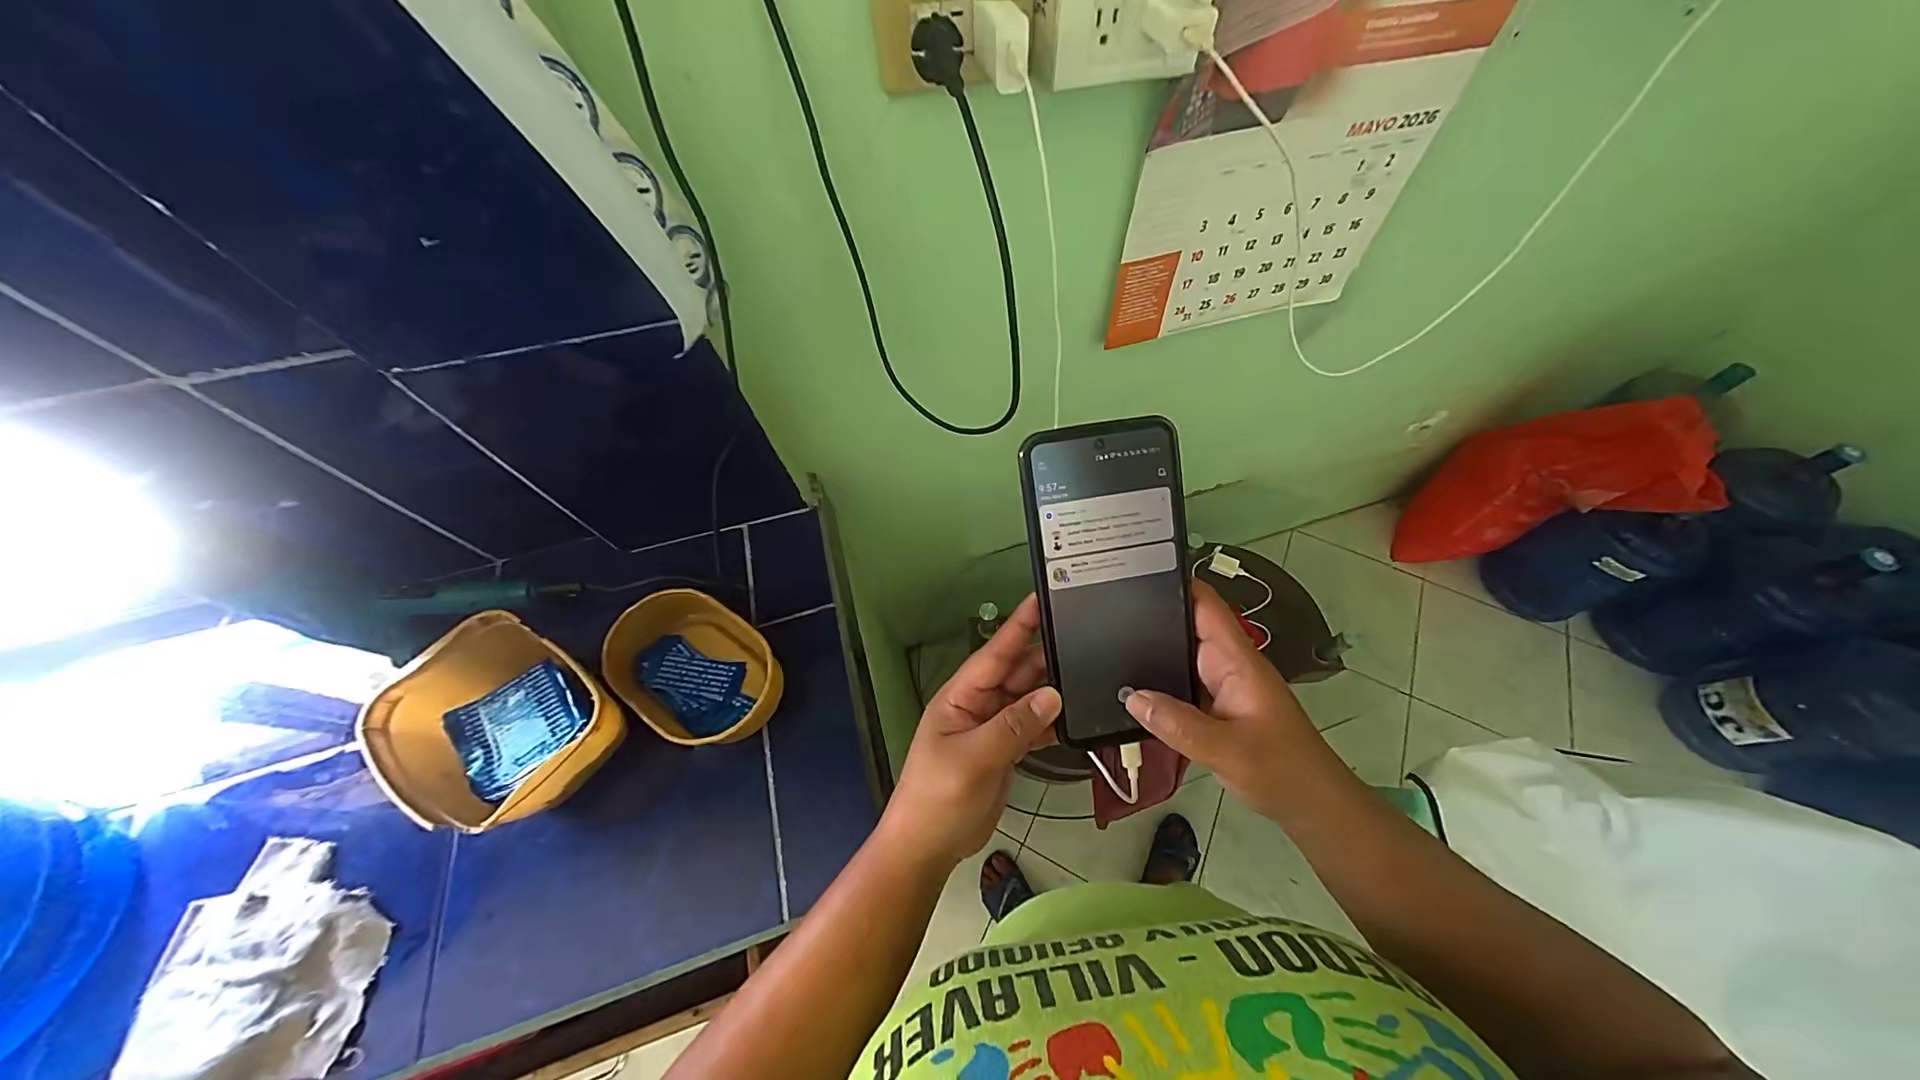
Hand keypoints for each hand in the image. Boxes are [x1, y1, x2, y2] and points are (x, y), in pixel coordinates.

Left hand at [882, 594, 1058, 870]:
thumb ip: (1014, 726)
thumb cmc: (937, 797)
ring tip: (1088, 675)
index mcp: (961, 696)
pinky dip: (1052, 722)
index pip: (994, 653)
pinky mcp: (1005, 749)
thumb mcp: (974, 758)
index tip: (1042, 600)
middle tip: (1084, 641)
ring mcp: (992, 728)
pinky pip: (1033, 726)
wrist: (929, 846)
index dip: (1018, 626)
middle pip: (1016, 673)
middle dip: (1045, 658)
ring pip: (1028, 699)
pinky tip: (1075, 718)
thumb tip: (1053, 696)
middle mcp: (978, 705)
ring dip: (1052, 691)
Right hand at [1123, 580, 1357, 821]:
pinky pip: (1180, 684)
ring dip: (1150, 652)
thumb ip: (1178, 725)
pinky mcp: (1214, 706)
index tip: (1134, 573)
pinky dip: (1156, 682)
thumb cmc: (1283, 772)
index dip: (1175, 582)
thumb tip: (1132, 697)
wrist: (1312, 806)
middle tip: (1103, 613)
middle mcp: (1227, 665)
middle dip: (1149, 616)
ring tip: (1104, 645)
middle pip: (1185, 626)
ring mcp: (1220, 686)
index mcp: (1238, 661)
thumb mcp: (1228, 751)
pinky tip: (1127, 687)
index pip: (1206, 605)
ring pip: (1179, 657)